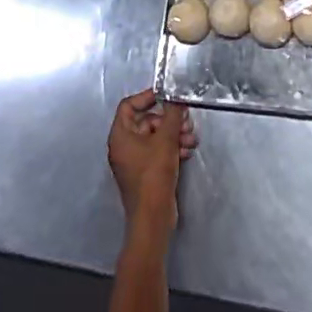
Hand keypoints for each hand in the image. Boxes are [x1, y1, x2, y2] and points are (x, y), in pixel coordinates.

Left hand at [108, 90, 196, 232]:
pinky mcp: (145, 173)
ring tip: (191, 137)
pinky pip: (158, 151)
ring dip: (174, 134)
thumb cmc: (154, 174)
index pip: (128, 105)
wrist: (153, 217)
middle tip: (185, 119)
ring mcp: (134, 161)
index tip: (166, 95)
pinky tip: (187, 150)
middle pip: (146, 121)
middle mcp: (124, 146)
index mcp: (120, 135)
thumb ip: (172, 115)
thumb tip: (176, 97)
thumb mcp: (166, 139)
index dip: (146, 96)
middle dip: (168, 119)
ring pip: (155, 137)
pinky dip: (172, 147)